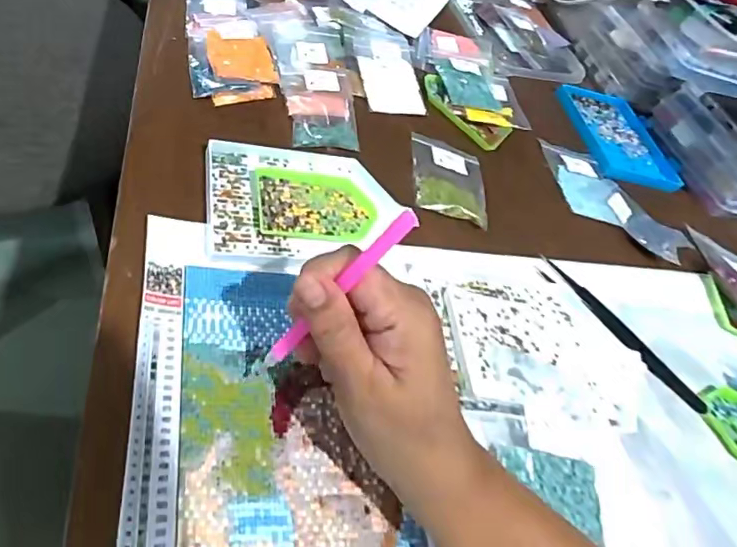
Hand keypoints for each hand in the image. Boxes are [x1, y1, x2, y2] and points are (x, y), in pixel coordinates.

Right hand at [287, 247, 595, 546]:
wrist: (438, 475)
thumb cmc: (400, 435)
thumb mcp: (358, 382)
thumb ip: (332, 327)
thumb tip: (305, 279)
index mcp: (402, 307)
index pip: (349, 262)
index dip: (317, 279)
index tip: (298, 319)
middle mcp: (402, 299)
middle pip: (343, 276)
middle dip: (316, 307)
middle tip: (307, 352)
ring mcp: (398, 313)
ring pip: (342, 295)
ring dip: (320, 324)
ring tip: (318, 363)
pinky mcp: (390, 328)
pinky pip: (351, 313)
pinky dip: (332, 333)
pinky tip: (330, 364)